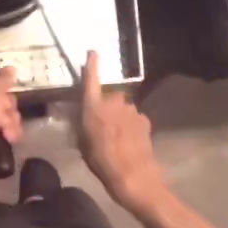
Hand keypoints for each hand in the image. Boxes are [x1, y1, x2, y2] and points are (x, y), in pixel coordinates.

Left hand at [0, 67, 22, 181]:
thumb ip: (0, 81)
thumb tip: (10, 67)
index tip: (9, 89)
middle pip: (1, 99)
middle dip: (9, 108)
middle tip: (6, 118)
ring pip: (6, 116)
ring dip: (12, 124)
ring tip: (9, 135)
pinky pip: (6, 132)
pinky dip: (11, 135)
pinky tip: (11, 141)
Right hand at [79, 51, 165, 212]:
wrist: (133, 175)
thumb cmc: (101, 161)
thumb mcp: (82, 144)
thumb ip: (83, 124)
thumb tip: (84, 115)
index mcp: (94, 107)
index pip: (91, 80)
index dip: (92, 65)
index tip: (93, 52)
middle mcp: (114, 102)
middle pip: (109, 98)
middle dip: (106, 107)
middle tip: (101, 127)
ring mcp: (132, 109)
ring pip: (122, 108)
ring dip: (119, 118)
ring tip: (115, 139)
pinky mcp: (145, 119)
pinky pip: (133, 118)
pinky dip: (130, 125)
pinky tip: (128, 142)